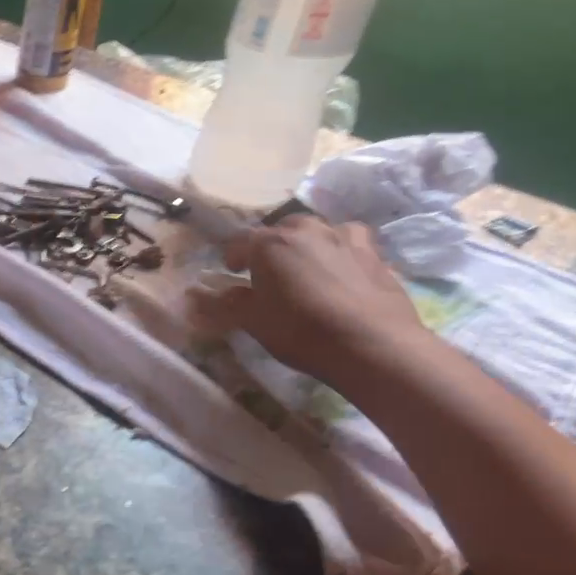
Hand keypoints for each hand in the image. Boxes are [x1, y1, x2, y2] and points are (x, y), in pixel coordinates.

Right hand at [190, 217, 429, 387]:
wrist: (375, 346)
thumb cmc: (301, 330)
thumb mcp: (251, 320)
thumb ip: (224, 303)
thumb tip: (196, 294)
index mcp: (271, 243)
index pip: (240, 240)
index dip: (233, 257)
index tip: (232, 273)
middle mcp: (309, 231)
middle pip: (284, 228)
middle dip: (274, 245)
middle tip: (271, 271)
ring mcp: (348, 241)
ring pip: (324, 231)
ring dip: (313, 243)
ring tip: (311, 266)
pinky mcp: (379, 258)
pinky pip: (355, 247)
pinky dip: (346, 255)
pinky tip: (345, 276)